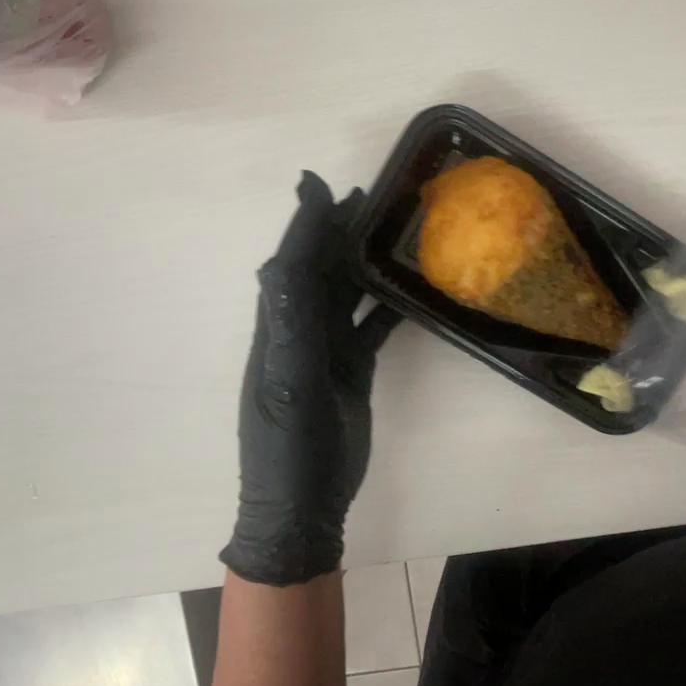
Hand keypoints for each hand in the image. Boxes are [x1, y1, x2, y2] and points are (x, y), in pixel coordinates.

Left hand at [221, 173, 399, 585]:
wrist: (302, 503)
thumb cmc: (290, 448)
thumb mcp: (288, 388)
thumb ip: (289, 328)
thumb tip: (282, 261)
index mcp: (278, 329)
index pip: (290, 263)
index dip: (304, 224)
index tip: (319, 183)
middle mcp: (299, 332)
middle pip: (319, 270)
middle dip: (337, 232)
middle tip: (367, 195)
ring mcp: (326, 352)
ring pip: (344, 294)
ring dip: (361, 263)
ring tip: (389, 230)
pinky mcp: (350, 371)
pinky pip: (368, 328)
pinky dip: (384, 307)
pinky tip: (407, 292)